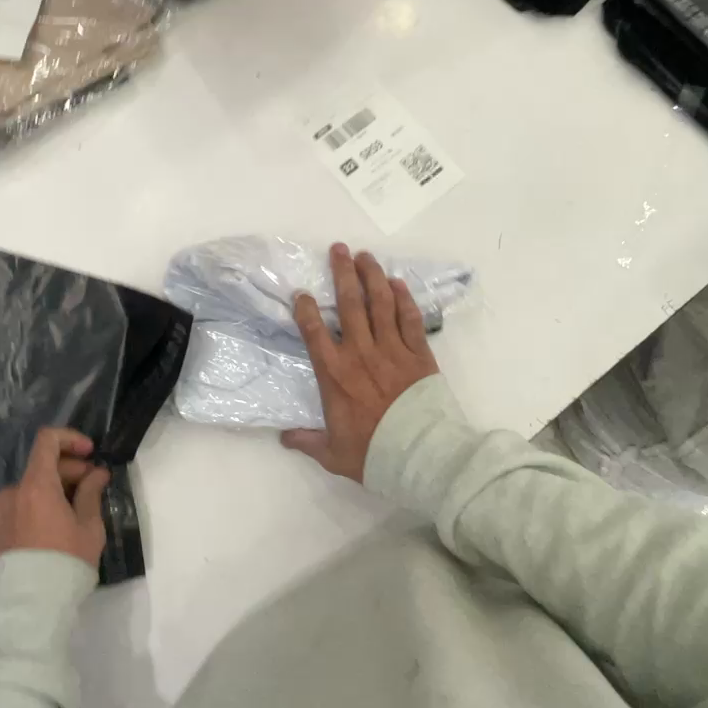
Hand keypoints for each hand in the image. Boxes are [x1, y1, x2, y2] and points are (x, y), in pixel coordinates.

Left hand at [0, 427, 110, 569]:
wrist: (30, 609)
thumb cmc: (65, 563)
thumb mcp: (88, 527)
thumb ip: (91, 493)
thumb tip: (96, 474)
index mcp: (35, 485)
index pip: (47, 440)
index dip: (71, 439)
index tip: (90, 453)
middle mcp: (13, 492)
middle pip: (43, 465)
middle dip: (70, 469)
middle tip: (94, 486)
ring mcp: (3, 513)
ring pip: (33, 487)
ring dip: (57, 488)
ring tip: (79, 510)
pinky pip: (23, 505)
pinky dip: (42, 504)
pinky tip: (59, 524)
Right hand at [282, 243, 438, 482]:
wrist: (422, 457)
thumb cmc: (374, 454)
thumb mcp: (333, 454)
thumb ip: (308, 442)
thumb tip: (285, 438)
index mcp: (335, 373)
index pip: (314, 331)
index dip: (306, 309)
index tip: (302, 293)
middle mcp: (361, 353)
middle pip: (349, 304)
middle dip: (342, 273)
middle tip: (338, 250)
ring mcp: (392, 350)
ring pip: (380, 303)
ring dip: (372, 276)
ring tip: (365, 256)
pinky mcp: (419, 354)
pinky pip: (409, 319)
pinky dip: (403, 299)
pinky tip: (397, 283)